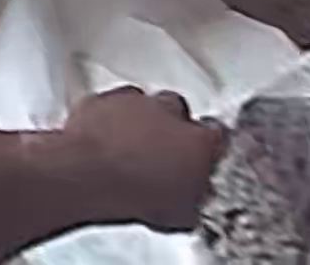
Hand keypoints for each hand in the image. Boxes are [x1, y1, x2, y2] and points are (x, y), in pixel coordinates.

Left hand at [54, 86, 225, 230]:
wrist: (93, 173)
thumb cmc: (139, 193)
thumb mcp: (184, 212)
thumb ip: (195, 194)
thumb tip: (192, 194)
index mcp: (197, 140)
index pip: (216, 134)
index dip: (210, 144)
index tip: (205, 153)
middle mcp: (165, 111)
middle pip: (176, 106)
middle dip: (172, 122)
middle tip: (165, 145)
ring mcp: (130, 100)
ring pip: (140, 100)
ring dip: (139, 115)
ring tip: (132, 141)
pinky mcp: (99, 98)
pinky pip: (108, 101)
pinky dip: (108, 113)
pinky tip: (106, 132)